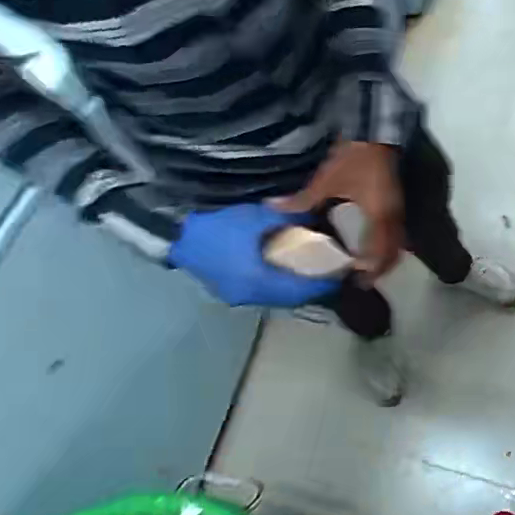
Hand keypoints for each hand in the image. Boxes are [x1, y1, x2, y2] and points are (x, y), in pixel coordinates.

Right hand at [168, 205, 340, 307]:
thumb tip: (315, 217)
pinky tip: (285, 268)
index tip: (340, 269)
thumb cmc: (220, 225)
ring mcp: (237, 296)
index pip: (302, 289)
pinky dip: (279, 282)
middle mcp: (250, 296)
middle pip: (292, 297)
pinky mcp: (228, 290)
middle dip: (312, 285)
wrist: (173, 232)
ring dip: (295, 285)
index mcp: (260, 283)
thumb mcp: (260, 217)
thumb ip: (291, 219)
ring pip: (278, 296)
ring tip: (312, 267)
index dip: (324, 281)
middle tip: (329, 268)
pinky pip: (263, 292)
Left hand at [274, 142, 404, 284]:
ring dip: (387, 255)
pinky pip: (397, 230)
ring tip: (370, 265)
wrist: (375, 131)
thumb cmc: (354, 157)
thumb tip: (272, 207)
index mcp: (378, 215)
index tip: (355, 280)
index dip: (369, 269)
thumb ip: (302, 199)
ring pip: (399, 241)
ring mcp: (398, 207)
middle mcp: (393, 216)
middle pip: (395, 251)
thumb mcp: (326, 179)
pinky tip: (374, 242)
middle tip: (363, 279)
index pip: (378, 252)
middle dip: (382, 267)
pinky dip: (388, 242)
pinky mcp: (397, 199)